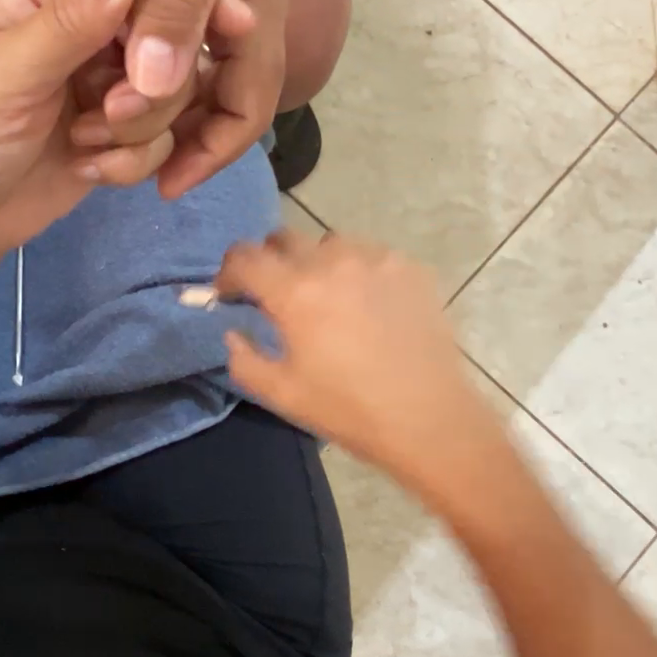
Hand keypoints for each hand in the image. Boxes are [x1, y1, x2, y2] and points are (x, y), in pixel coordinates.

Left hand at [0, 0, 165, 253]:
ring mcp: (105, 90)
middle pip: (165, 42)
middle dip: (148, 88)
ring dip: (136, 130)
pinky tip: (87, 170)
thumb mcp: (10, 72)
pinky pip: (161, 141)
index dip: (167, 9)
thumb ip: (73, 18)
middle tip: (110, 114)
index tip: (176, 48)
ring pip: (170, 97)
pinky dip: (131, 163)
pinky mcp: (117, 140)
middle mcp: (87, 37)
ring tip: (83, 145)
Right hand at [216, 232, 503, 486]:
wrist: (428, 419)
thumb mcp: (281, 393)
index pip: (244, 257)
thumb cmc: (348, 410)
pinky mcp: (410, 268)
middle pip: (284, 238)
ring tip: (326, 298)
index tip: (230, 294)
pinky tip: (367, 306)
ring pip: (330, 244)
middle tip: (275, 296)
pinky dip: (357, 272)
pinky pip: (370, 256)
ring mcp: (377, 260)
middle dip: (269, 262)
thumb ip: (242, 357)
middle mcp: (333, 261)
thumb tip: (234, 330)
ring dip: (315, 263)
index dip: (228, 272)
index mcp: (295, 291)